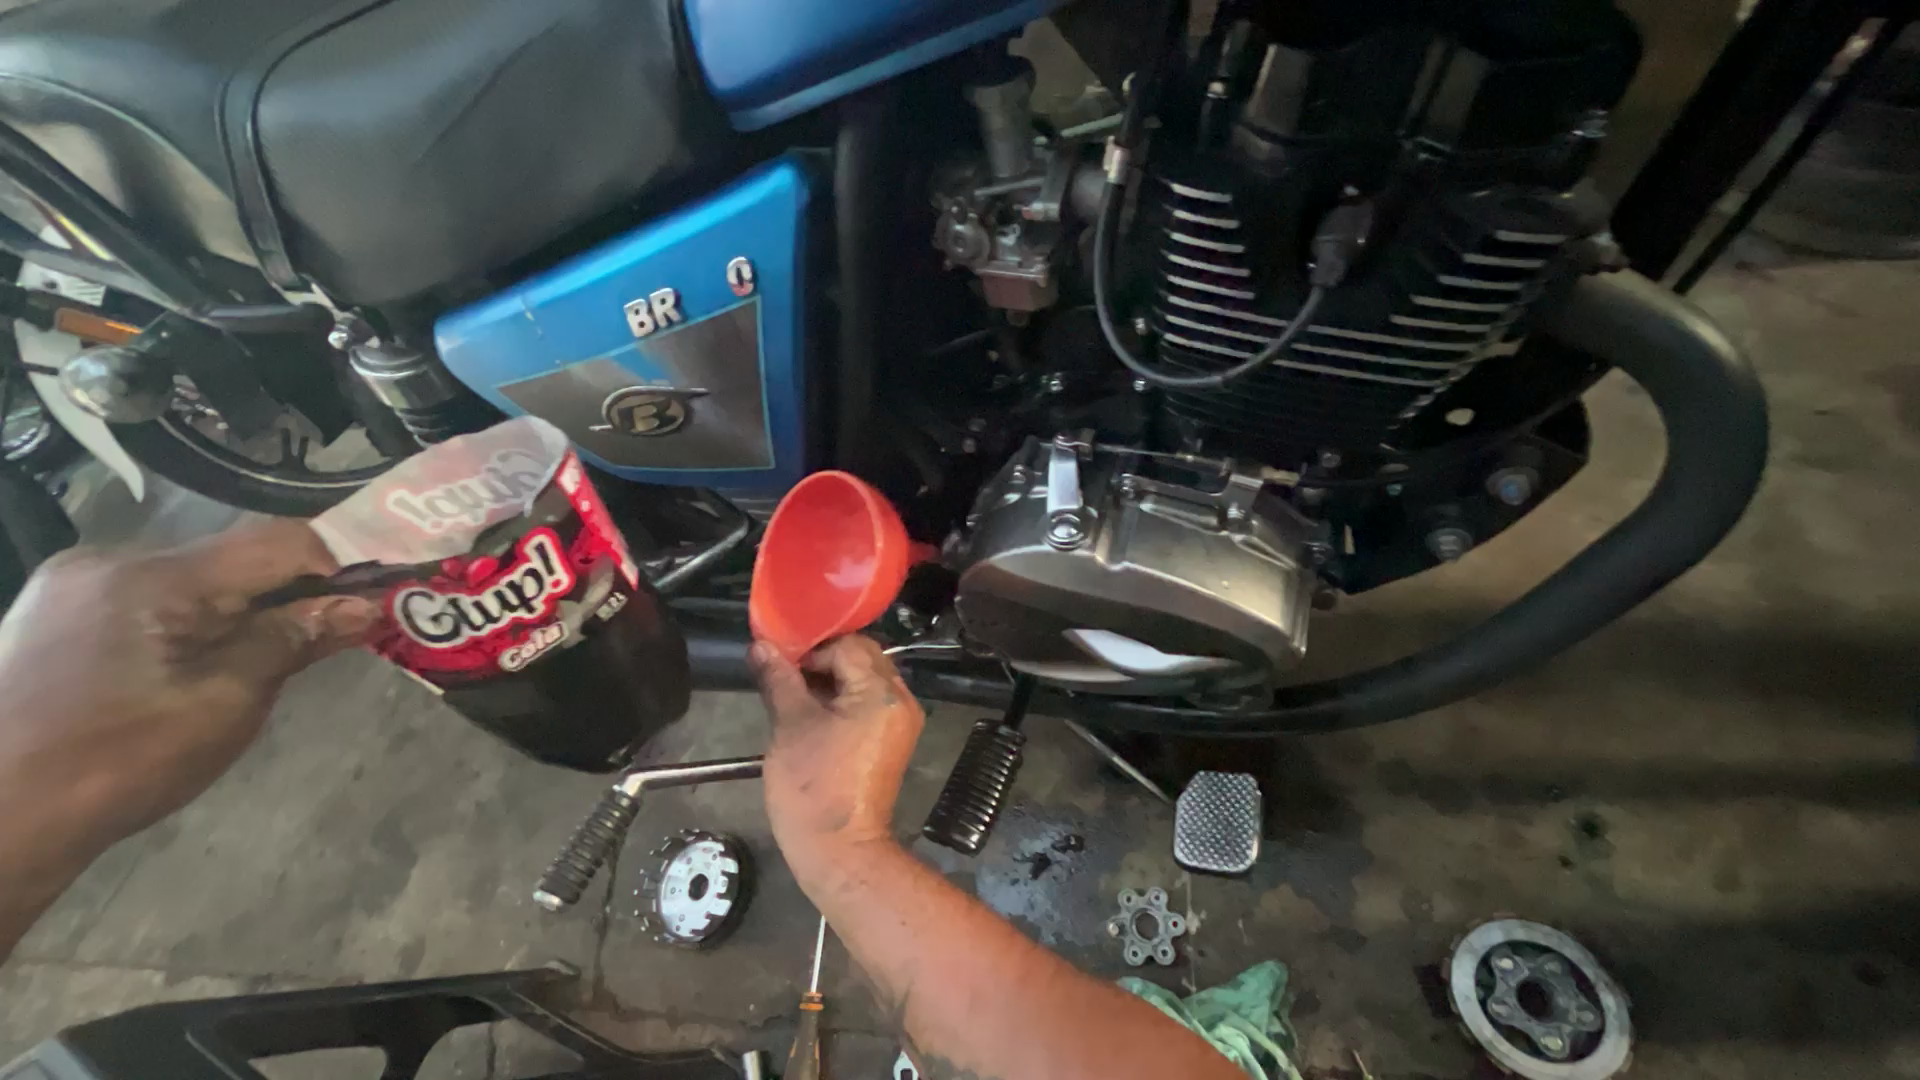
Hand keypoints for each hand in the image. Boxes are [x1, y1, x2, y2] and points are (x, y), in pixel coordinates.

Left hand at [0, 520, 380, 857]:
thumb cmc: (119, 762)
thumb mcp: (229, 700)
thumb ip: (296, 639)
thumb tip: (369, 605)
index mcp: (151, 576)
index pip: (280, 541)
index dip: (344, 562)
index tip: (384, 596)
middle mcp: (111, 561)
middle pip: (241, 556)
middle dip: (302, 589)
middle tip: (348, 628)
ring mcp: (80, 585)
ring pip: (205, 577)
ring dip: (258, 605)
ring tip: (289, 648)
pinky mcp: (66, 612)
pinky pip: (166, 597)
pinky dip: (212, 617)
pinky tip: (223, 656)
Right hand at [751, 636, 923, 885]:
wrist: (841, 851)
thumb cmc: (814, 789)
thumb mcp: (791, 726)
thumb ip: (779, 679)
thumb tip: (760, 646)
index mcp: (881, 691)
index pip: (846, 646)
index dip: (810, 649)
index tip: (780, 661)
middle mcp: (901, 699)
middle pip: (862, 657)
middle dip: (823, 660)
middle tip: (786, 674)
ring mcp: (901, 720)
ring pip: (867, 678)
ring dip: (833, 679)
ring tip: (795, 693)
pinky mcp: (894, 739)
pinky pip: (871, 702)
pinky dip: (845, 699)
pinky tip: (814, 712)